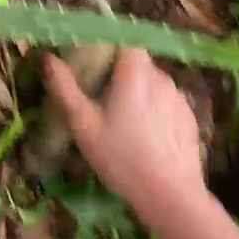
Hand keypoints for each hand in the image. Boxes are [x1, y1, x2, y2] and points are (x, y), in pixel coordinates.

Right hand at [39, 48, 205, 222]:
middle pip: (139, 63)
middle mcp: (162, 79)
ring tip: (123, 120)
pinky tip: (144, 136)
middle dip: (120, 73)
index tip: (91, 64)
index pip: (125, 42)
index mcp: (135, 74)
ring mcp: (180, 100)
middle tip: (100, 97)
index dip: (108, 47)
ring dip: (138, 92)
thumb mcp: (82, 123)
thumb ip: (64, 87)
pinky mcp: (191, 120)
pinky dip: (154, 110)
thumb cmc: (120, 156)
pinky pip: (167, 103)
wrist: (171, 197)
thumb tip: (46, 57)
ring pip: (154, 83)